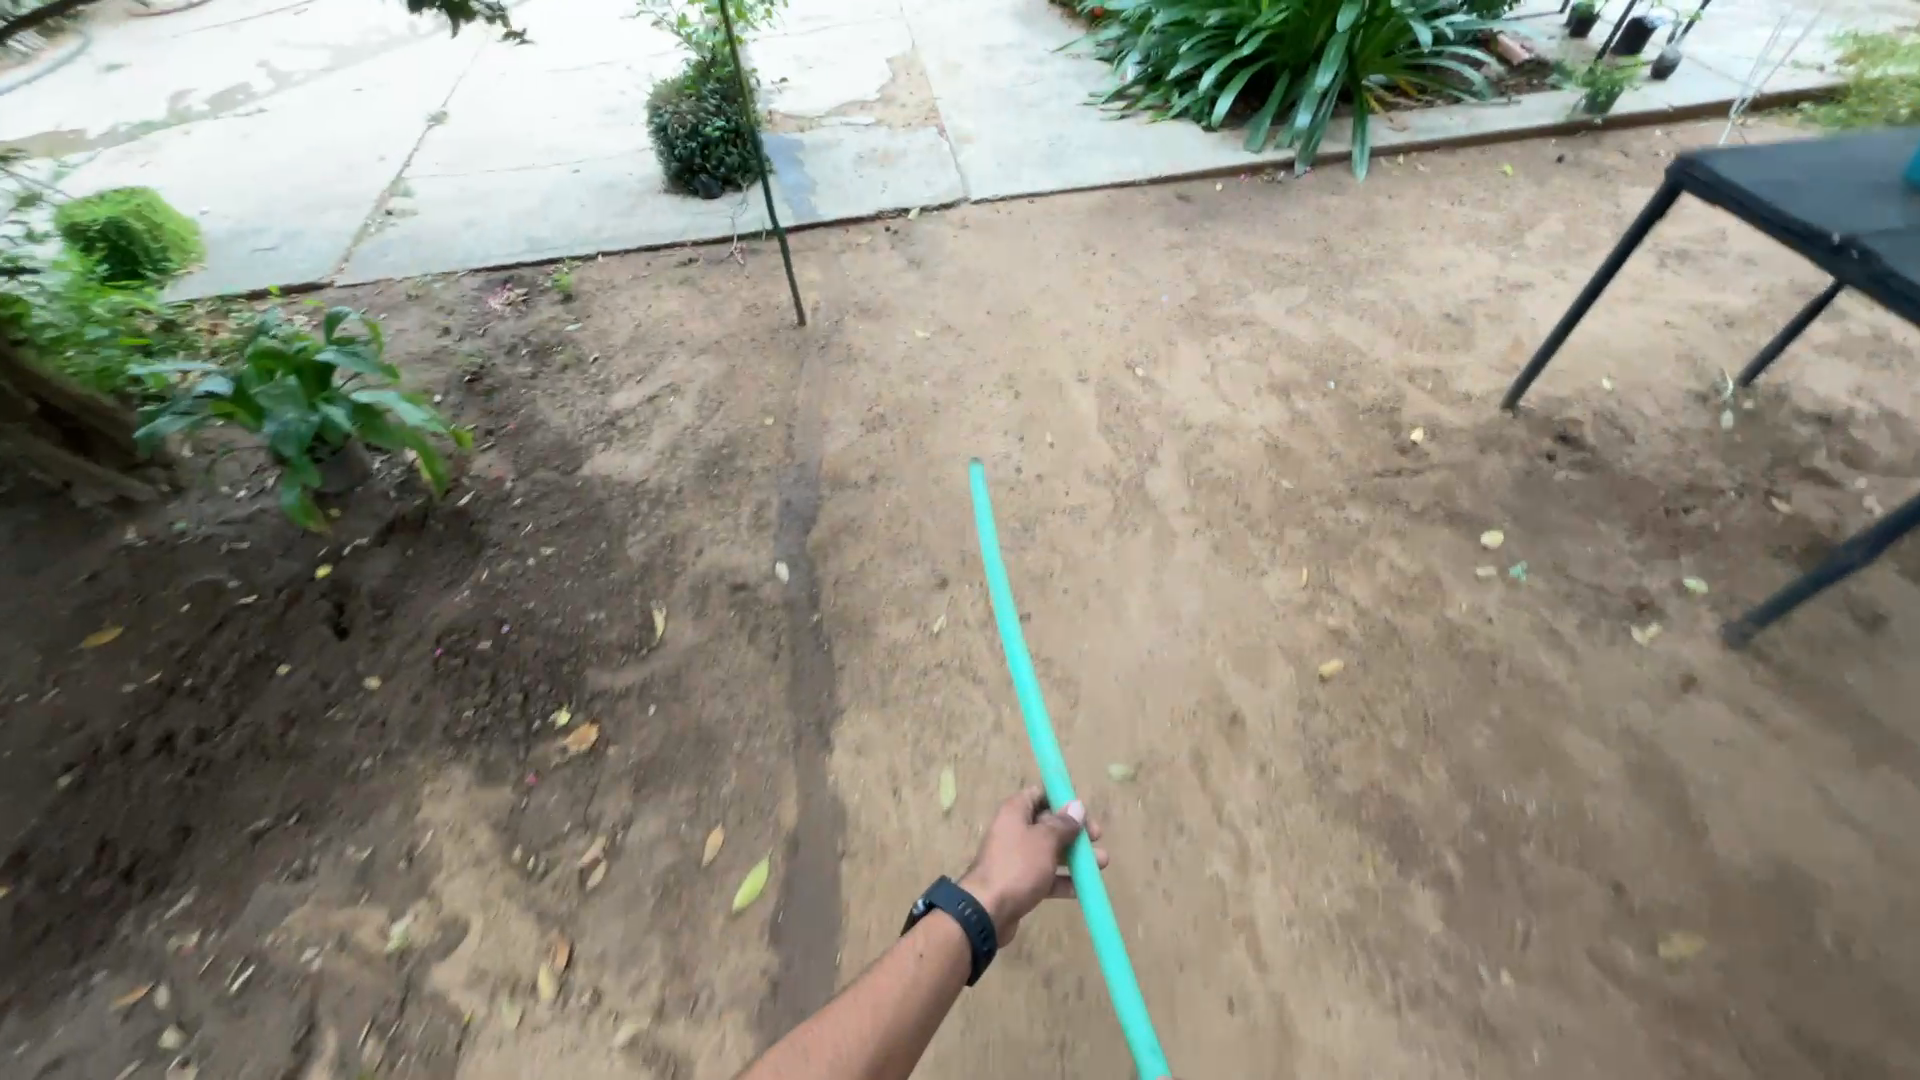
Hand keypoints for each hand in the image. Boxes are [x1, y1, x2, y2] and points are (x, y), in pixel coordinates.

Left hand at [959, 787, 1107, 943]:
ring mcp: (1017, 858)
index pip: (1040, 795)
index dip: (1062, 800)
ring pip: (1050, 852)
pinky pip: (1045, 876)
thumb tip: (1076, 805)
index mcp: (1016, 812)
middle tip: (1098, 840)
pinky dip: (1063, 880)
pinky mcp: (1020, 882)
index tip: (1083, 812)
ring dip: (1075, 857)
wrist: (987, 910)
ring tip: (1102, 864)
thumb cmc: (1017, 866)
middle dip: (1075, 832)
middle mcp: (1015, 830)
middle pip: (1049, 824)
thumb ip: (1062, 824)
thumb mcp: (1044, 841)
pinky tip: (1083, 889)